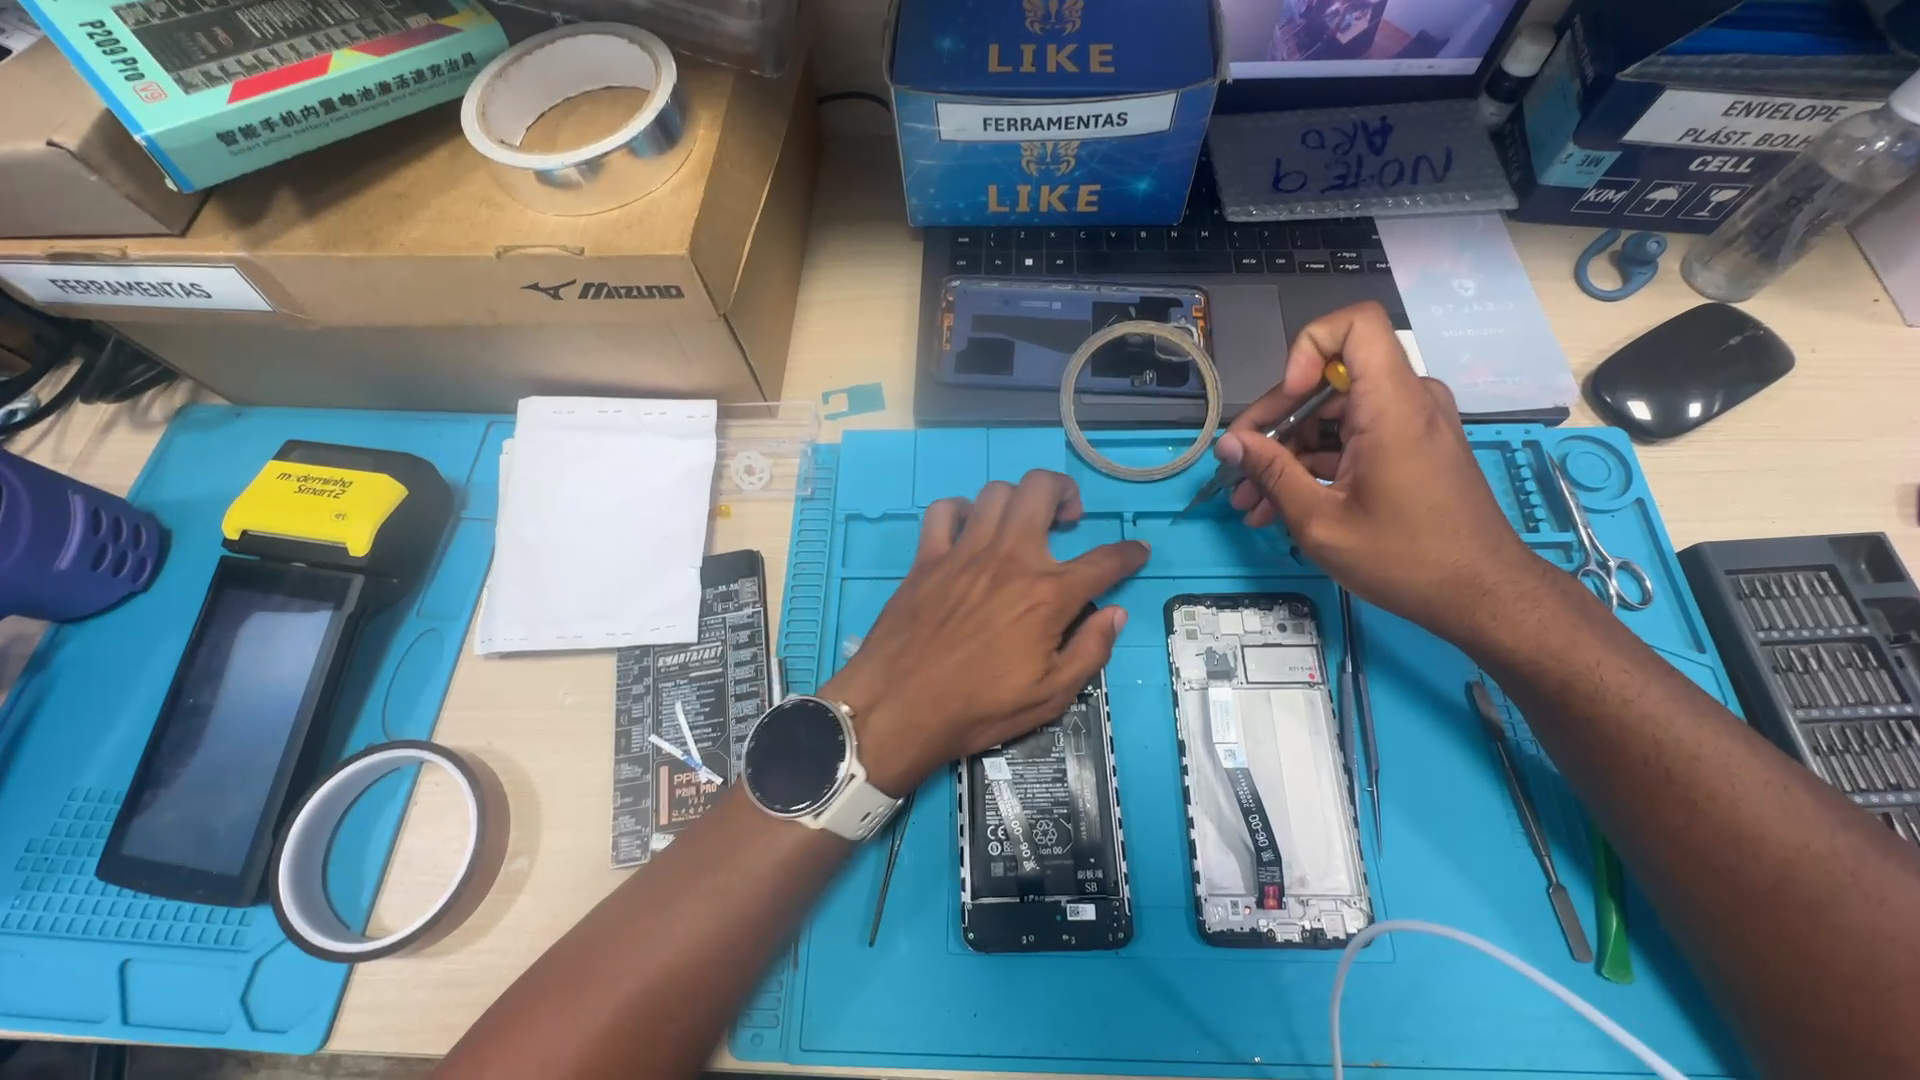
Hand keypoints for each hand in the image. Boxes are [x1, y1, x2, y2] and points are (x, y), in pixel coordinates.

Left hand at [821, 470, 1149, 796]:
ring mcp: (964, 552)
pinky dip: (960, 510)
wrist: (899, 708)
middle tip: (1068, 518)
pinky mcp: (927, 558)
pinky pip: (943, 510)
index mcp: (1047, 594)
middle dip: (1065, 492)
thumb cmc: (978, 707)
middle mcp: (1009, 558)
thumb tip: (1116, 615)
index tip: (1137, 551)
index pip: (1104, 561)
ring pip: (996, 493)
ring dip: (1017, 499)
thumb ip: (1090, 650)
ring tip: (1022, 522)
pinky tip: (968, 529)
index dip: (1128, 553)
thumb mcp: (1051, 695)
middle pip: (1042, 490)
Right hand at [1218, 301, 1540, 641]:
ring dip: (1288, 453)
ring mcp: (1411, 424)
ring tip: (1251, 502)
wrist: (1483, 596)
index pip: (1353, 325)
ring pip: (1334, 416)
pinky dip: (1316, 464)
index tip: (1283, 401)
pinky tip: (1279, 506)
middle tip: (1238, 469)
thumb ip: (1271, 474)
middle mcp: (1407, 400)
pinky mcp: (1411, 448)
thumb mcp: (1320, 521)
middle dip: (1275, 423)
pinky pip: (1354, 438)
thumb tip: (1230, 444)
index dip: (1305, 349)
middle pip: (1327, 380)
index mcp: (1392, 403)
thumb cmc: (1405, 559)